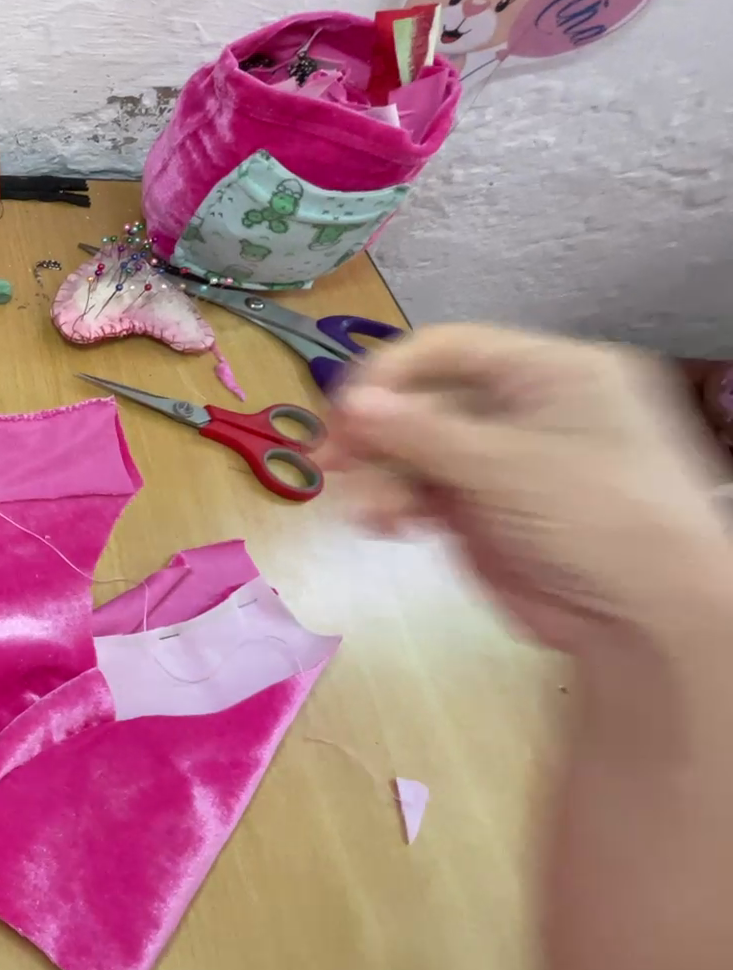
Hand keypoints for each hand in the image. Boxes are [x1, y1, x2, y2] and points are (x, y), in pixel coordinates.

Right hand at [325, 325, 732, 657]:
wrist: (641, 621)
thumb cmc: (593, 520)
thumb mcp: (502, 467)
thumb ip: (418, 431)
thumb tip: (346, 402)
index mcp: (549, 374)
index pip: (443, 348)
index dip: (386, 374)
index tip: (342, 415)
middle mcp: (519, 406)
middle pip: (415, 399)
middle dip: (371, 435)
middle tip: (329, 464)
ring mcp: (493, 455)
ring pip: (403, 447)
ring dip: (379, 477)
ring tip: (376, 514)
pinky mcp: (471, 498)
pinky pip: (409, 485)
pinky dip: (390, 502)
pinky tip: (389, 526)